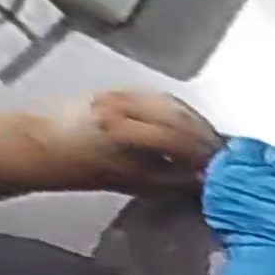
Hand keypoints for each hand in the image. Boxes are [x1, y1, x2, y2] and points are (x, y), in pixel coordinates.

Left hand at [39, 90, 222, 192]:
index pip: (179, 139)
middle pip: (181, 118)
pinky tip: (196, 132)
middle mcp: (121, 105)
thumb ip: (180, 180)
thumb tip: (210, 179)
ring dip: (202, 127)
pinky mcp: (127, 91)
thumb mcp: (142, 183)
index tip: (223, 170)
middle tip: (225, 159)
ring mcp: (122, 94)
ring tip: (213, 146)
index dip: (206, 156)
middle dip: (208, 140)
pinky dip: (188, 116)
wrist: (49, 144)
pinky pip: (167, 101)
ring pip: (178, 106)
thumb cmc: (93, 169)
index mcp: (121, 130)